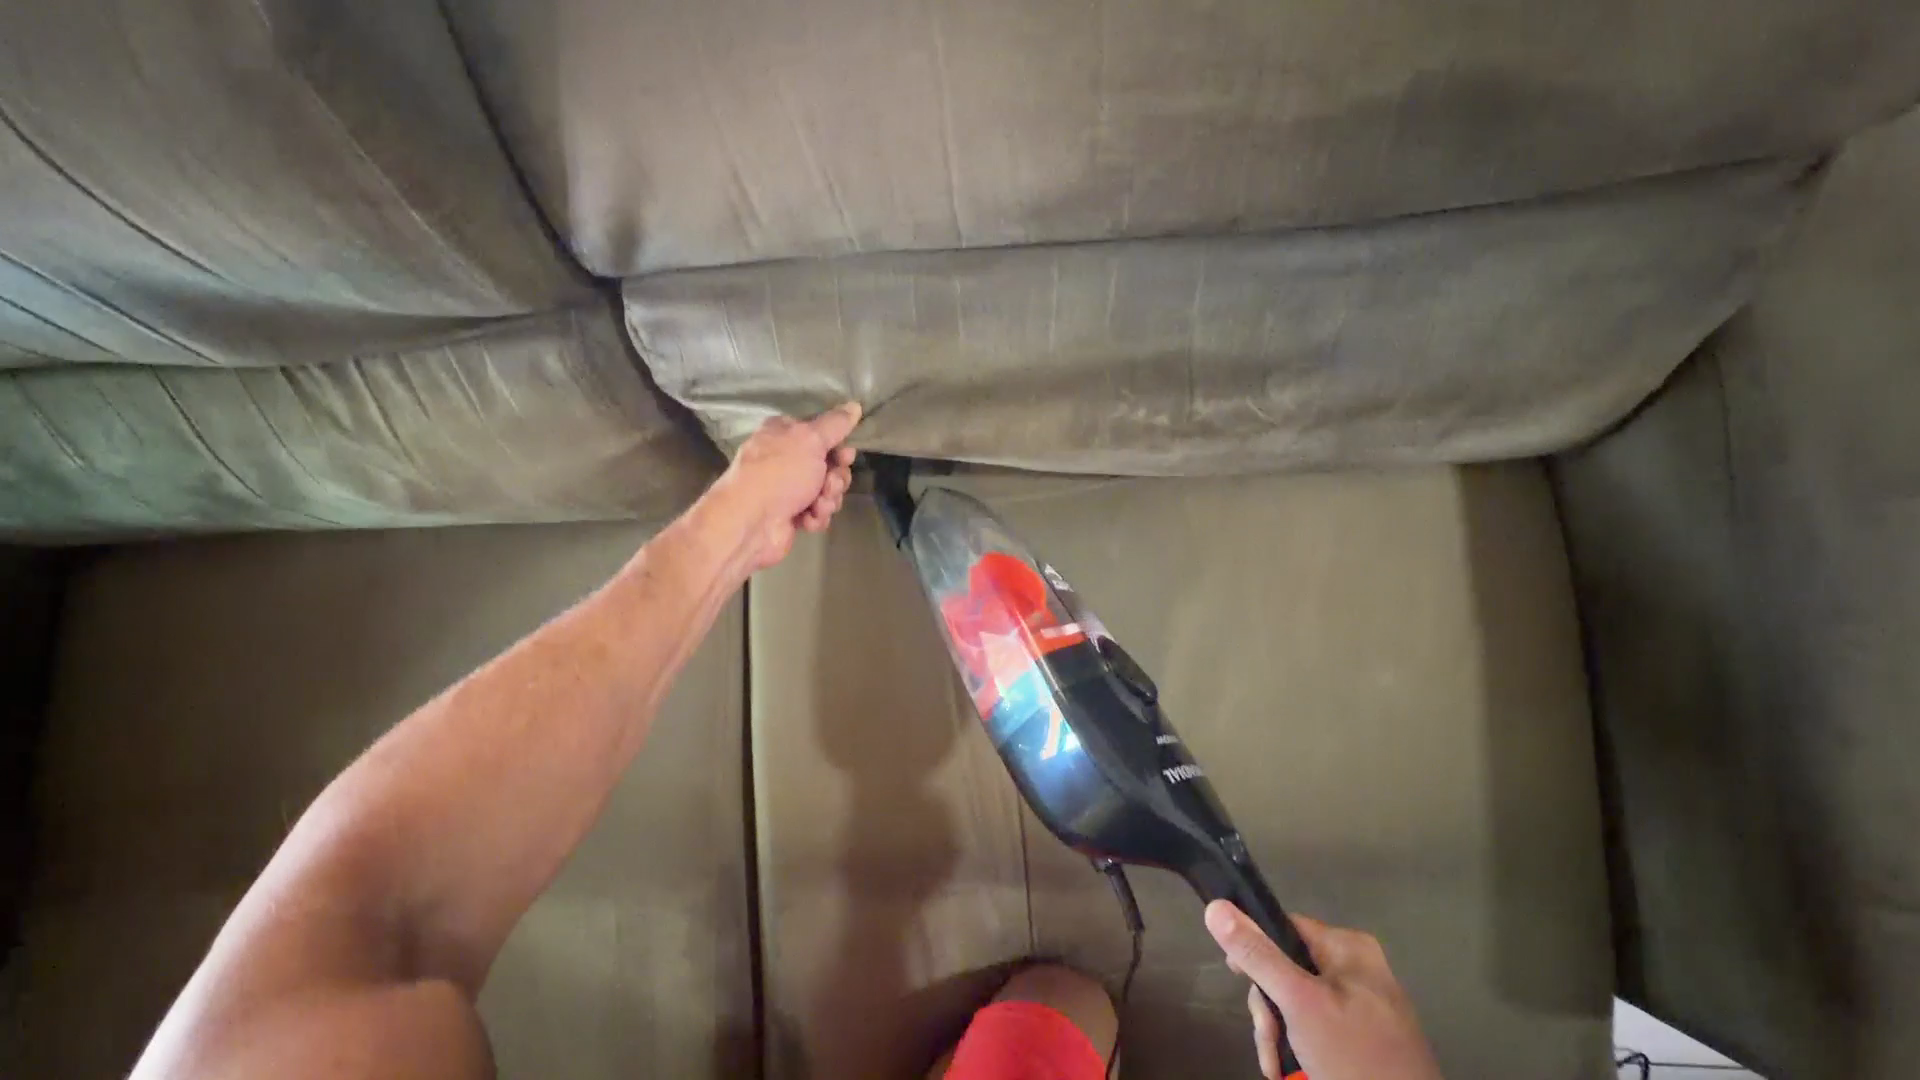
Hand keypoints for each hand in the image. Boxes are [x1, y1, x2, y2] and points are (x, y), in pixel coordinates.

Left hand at [708, 403, 860, 572]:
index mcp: (784, 433)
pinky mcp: (791, 514)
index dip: (838, 447)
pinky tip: (806, 519)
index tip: (845, 456)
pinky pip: (817, 513)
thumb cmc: (779, 473)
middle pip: (830, 465)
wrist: (751, 522)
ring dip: (828, 500)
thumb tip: (855, 405)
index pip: (822, 433)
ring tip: (816, 506)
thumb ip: (835, 424)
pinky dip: (815, 517)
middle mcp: (785, 458)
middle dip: (835, 479)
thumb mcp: (810, 439)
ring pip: (827, 491)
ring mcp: (788, 488)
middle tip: (828, 485)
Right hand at [1206, 901, 1444, 1079]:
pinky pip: (1314, 1028)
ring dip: (1278, 1034)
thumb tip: (1215, 905)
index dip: (1252, 948)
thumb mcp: (1298, 1002)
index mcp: (1347, 948)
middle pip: (1286, 970)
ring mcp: (1359, 1005)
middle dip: (1269, 1010)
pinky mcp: (1360, 1039)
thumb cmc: (1356, 1058)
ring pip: (1296, 1003)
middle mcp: (1354, 969)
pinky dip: (1297, 1048)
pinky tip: (1290, 1073)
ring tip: (1278, 1069)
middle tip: (1268, 1042)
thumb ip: (1257, 955)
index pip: (1282, 927)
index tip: (1235, 977)